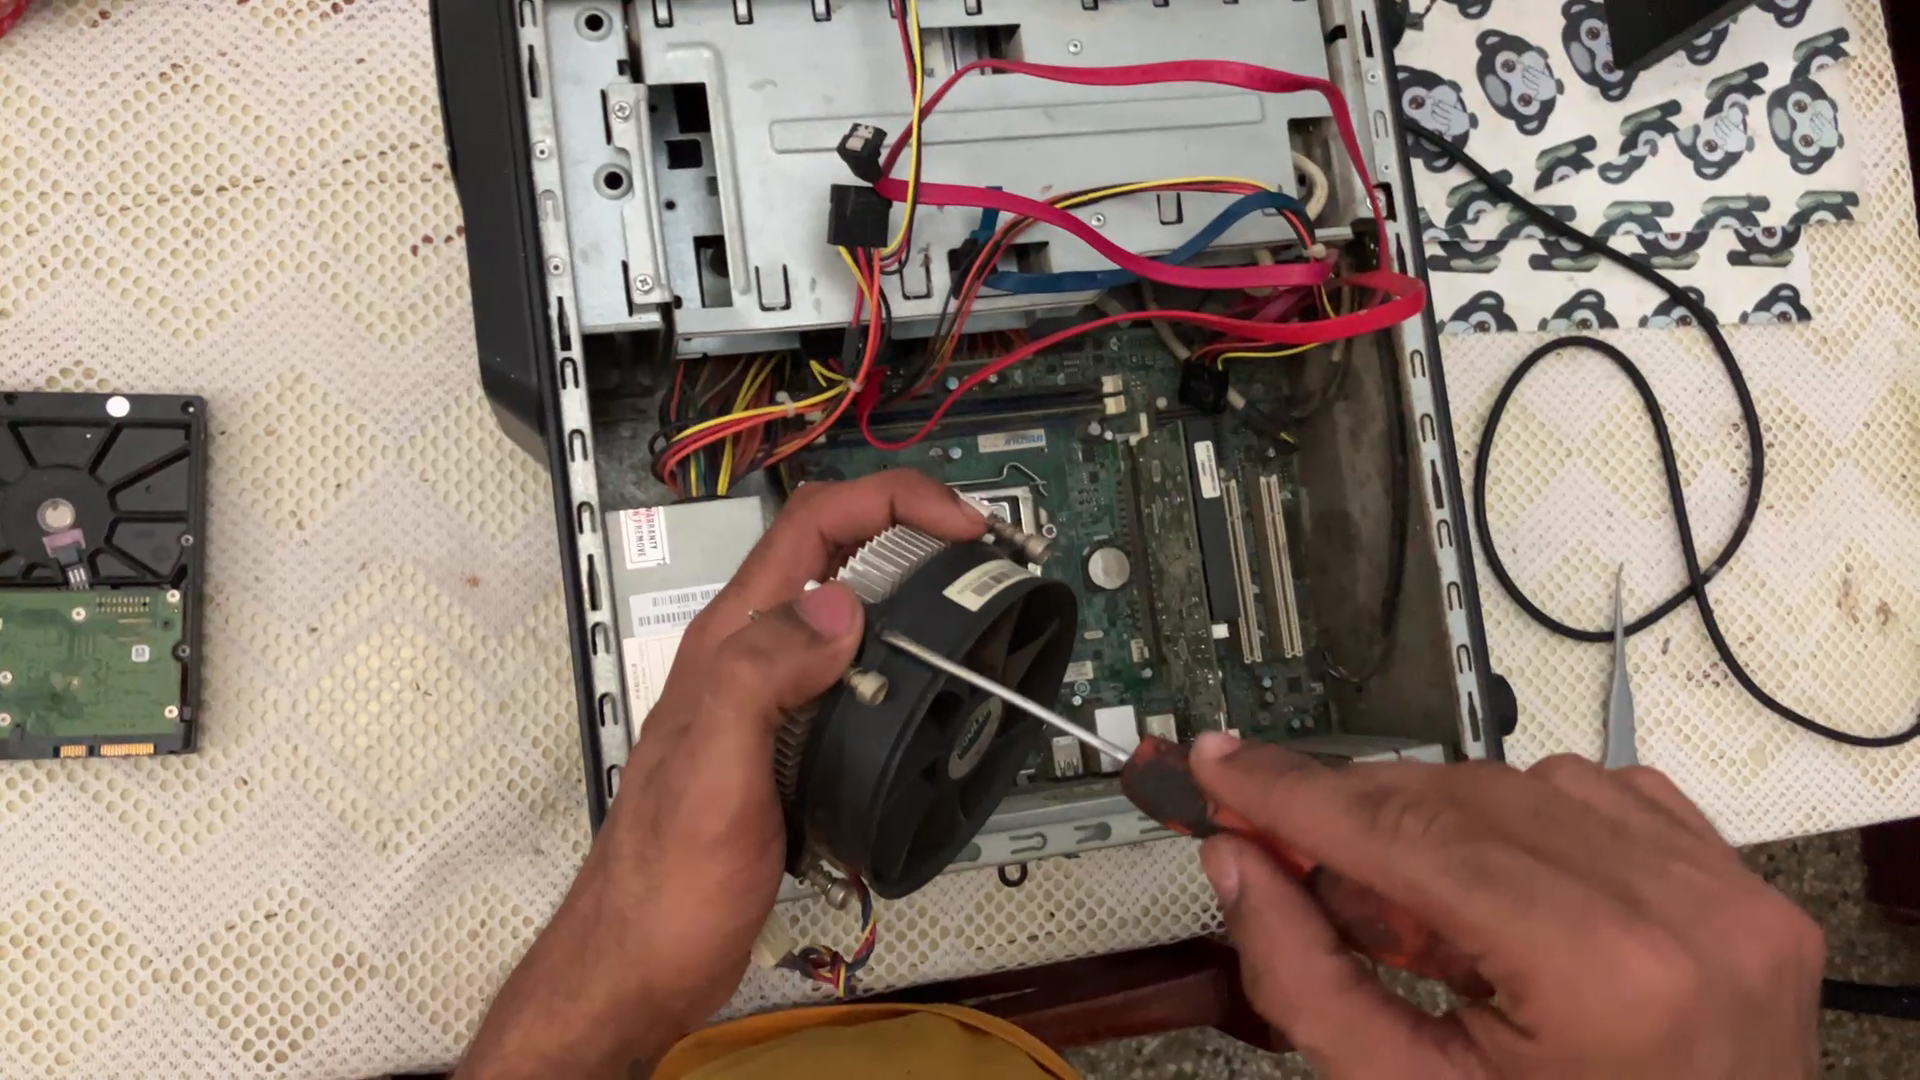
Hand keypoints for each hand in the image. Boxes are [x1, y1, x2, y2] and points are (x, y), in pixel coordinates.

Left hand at [457, 472, 985, 1079]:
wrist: (648, 957)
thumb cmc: (670, 874)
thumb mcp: (712, 766)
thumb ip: (760, 673)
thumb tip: (842, 605)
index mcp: (736, 636)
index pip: (815, 524)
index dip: (892, 502)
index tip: (959, 525)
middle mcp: (758, 650)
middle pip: (839, 551)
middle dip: (911, 530)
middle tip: (977, 556)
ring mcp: (779, 692)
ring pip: (853, 608)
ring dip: (913, 589)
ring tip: (967, 606)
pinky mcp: (800, 733)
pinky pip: (859, 668)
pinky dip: (903, 653)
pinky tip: (930, 679)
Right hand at [1191, 736, 1823, 1079]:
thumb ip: (1301, 975)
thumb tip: (1231, 855)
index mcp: (1605, 976)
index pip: (1401, 838)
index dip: (1290, 792)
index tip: (1212, 758)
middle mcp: (1678, 904)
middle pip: (1444, 801)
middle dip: (1343, 813)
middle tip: (1272, 838)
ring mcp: (1717, 878)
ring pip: (1499, 781)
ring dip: (1421, 822)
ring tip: (1405, 905)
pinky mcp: (1727, 868)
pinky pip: (1572, 788)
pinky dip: (1501, 817)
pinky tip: (1491, 880)